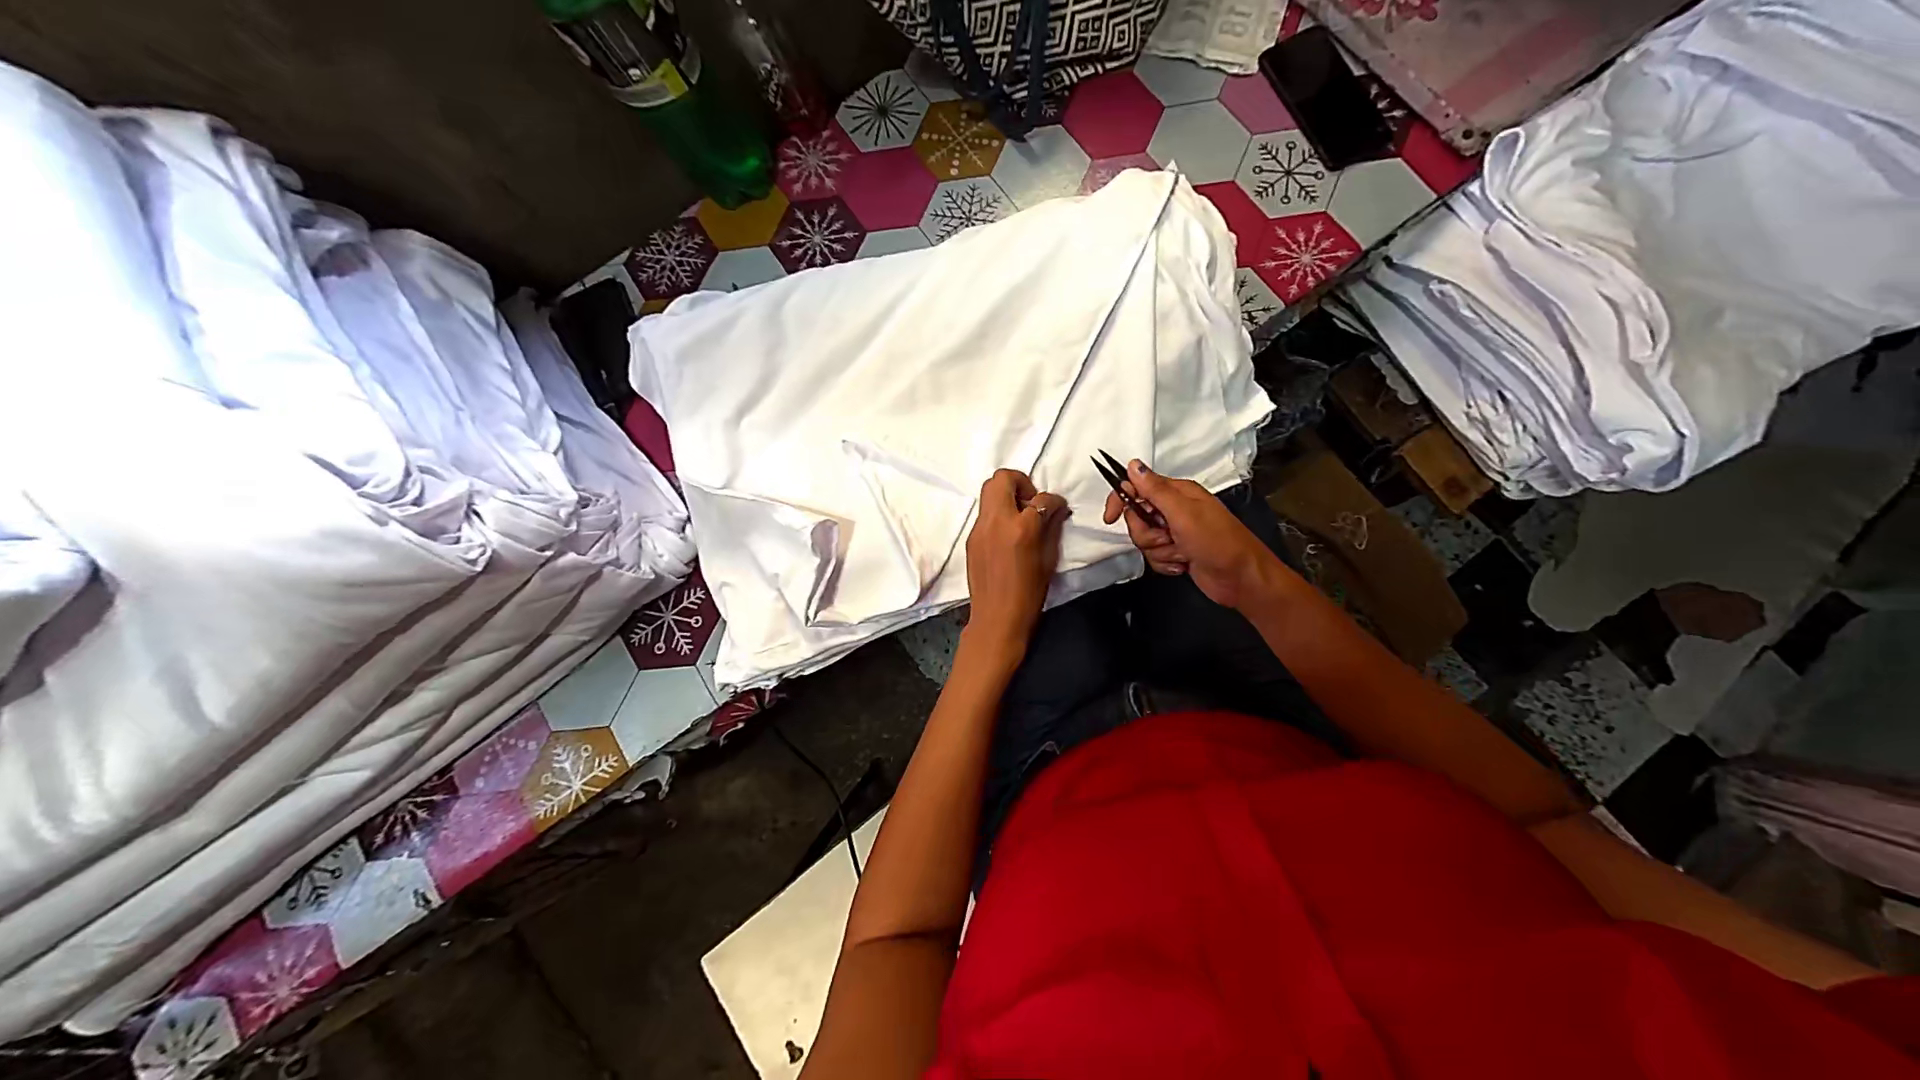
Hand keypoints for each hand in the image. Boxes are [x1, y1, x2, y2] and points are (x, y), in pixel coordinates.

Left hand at [965, 469, 1068, 645]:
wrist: (997, 618)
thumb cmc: (1029, 594)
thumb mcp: (1049, 559)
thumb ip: (1052, 527)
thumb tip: (1056, 509)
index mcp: (1022, 528)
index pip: (1042, 498)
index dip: (1054, 501)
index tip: (1057, 508)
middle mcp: (997, 522)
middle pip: (1003, 478)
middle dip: (1021, 483)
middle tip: (1031, 503)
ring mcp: (979, 529)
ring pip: (989, 492)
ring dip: (1007, 497)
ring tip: (1020, 518)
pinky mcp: (971, 538)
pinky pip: (984, 514)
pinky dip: (998, 515)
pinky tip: (1008, 535)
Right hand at [1102, 460, 1278, 608]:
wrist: (1241, 579)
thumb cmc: (1219, 542)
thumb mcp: (1183, 512)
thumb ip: (1155, 489)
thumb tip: (1134, 465)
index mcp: (1177, 493)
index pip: (1137, 488)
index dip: (1121, 500)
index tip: (1111, 517)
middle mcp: (1175, 510)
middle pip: (1137, 518)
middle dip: (1146, 533)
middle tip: (1166, 536)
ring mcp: (1176, 533)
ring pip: (1144, 540)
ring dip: (1159, 550)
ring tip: (1181, 552)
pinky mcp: (1177, 552)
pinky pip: (1154, 557)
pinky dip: (1166, 563)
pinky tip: (1184, 563)